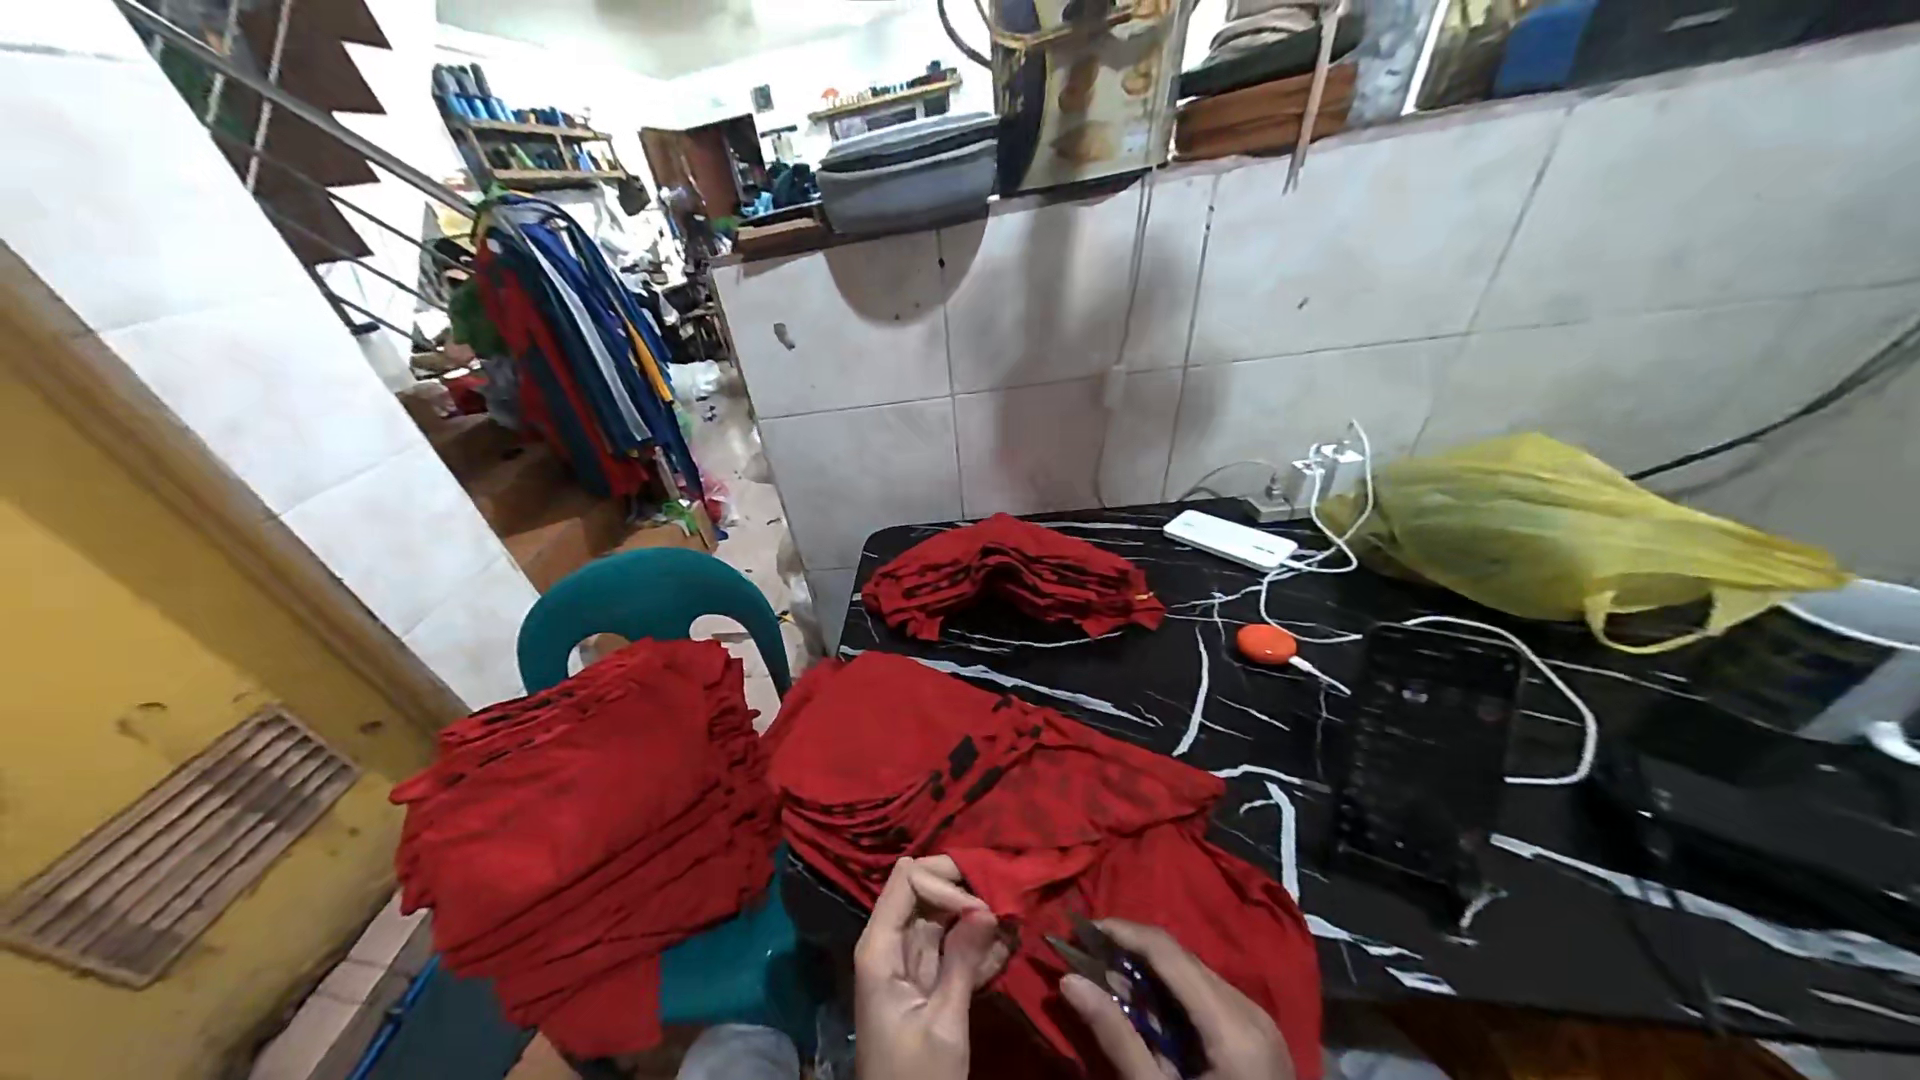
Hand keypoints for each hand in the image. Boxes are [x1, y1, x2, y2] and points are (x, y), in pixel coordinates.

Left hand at [854, 856, 1010, 1079]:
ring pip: (942, 912)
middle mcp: (891, 942)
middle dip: (964, 889)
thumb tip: (987, 906)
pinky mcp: (927, 975)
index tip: (981, 908)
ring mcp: (909, 957)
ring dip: (977, 913)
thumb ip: (963, 961)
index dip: (945, 883)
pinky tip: (1006, 944)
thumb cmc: (915, 1079)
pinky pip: (952, 941)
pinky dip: (977, 940)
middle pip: (924, 887)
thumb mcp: (943, 1024)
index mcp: (880, 947)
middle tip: (1003, 899)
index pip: (908, 879)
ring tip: (1013, 920)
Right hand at [1059, 919, 1293, 1079]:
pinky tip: (1147, 1012)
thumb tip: (1069, 980)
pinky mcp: (1258, 1035)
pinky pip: (1207, 995)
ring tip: (1109, 983)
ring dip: (1149, 974)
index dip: (1122, 932)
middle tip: (1086, 958)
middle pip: (1180, 958)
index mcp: (1232, 1025)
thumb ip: (1116, 1037)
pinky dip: (1172, 995)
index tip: (1080, 930)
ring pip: (1192, 973)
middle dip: (1131, 952)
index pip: (1168, 951)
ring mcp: (1260, 1021)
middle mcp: (1251, 1009)